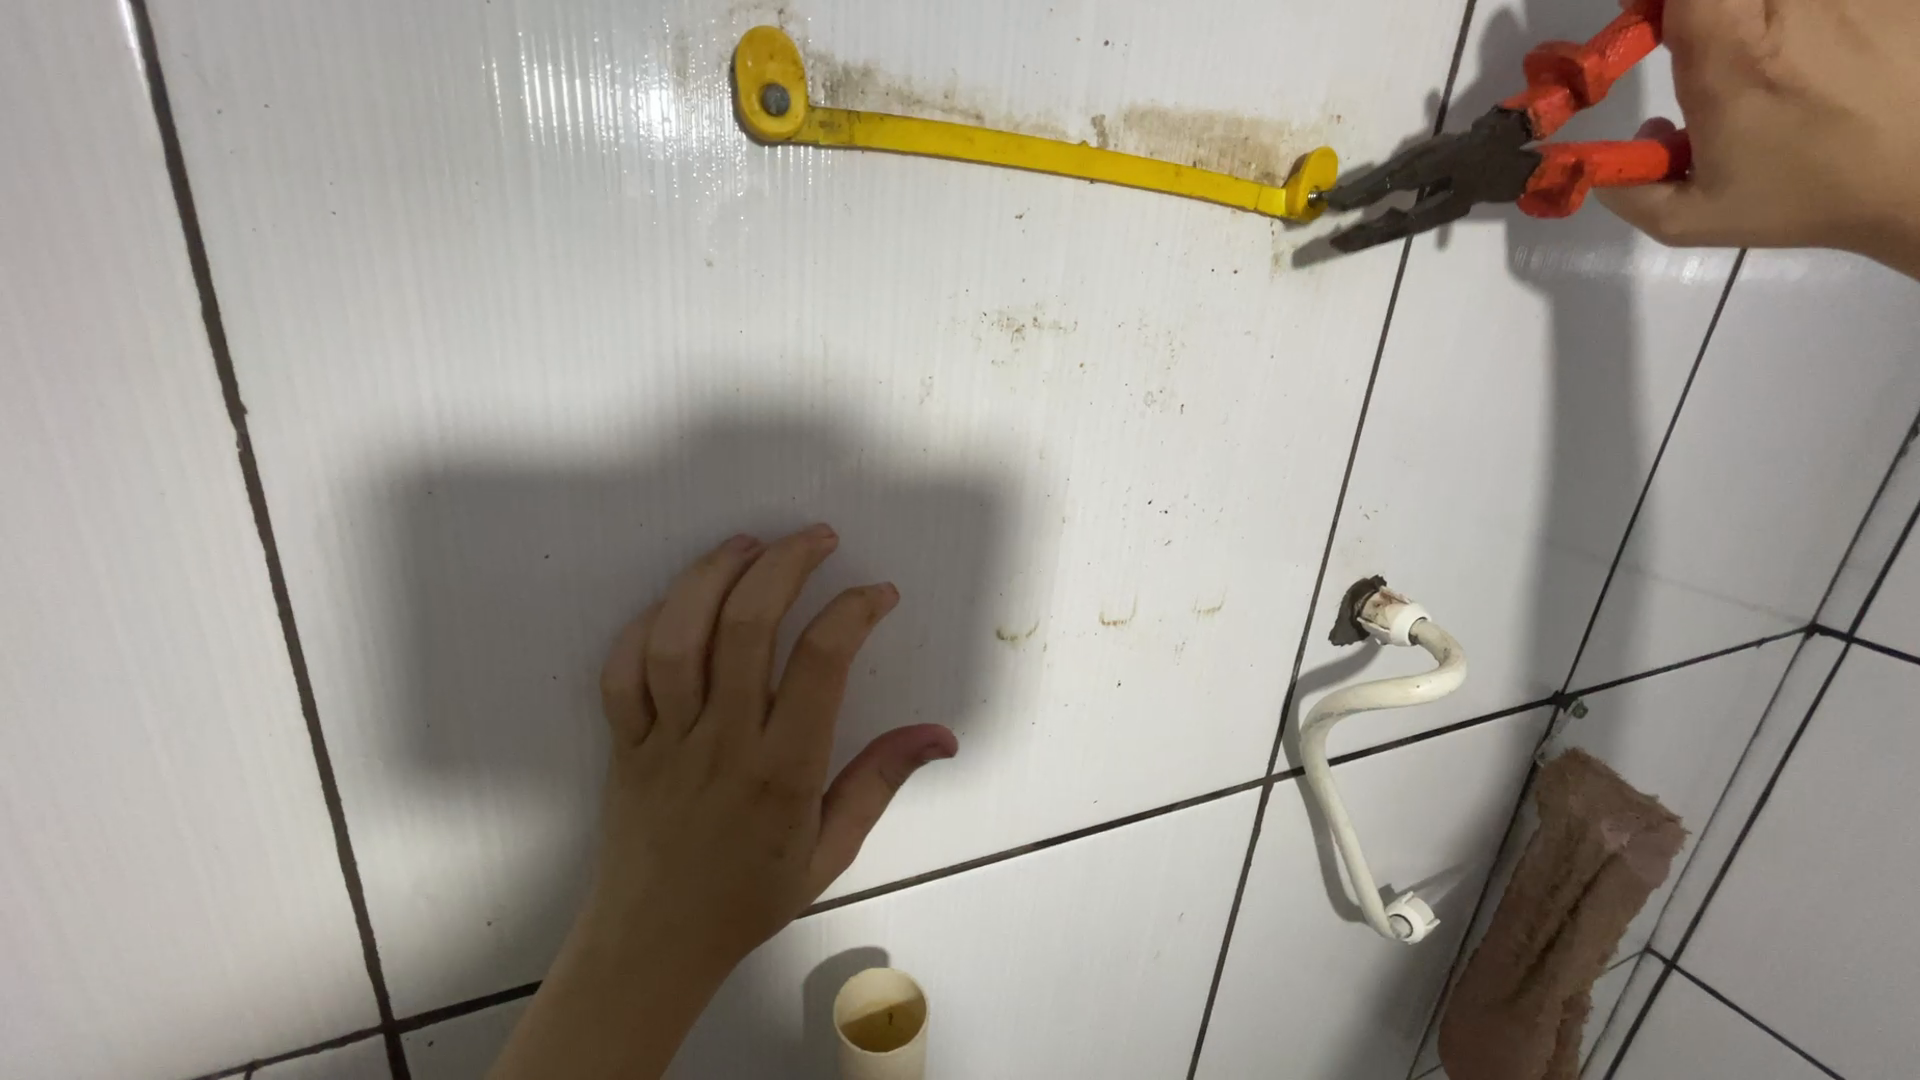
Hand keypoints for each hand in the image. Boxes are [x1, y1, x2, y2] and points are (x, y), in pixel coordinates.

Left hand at [590, 524, 956, 961]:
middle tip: (817, 536)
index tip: (878, 592)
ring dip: (713, 576)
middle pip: (745, 629)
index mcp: (782, 770)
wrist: (652, 946)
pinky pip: (622, 671)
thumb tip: (940, 734)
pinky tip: (681, 598)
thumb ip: (880, 782)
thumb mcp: (831, 852)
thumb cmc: (750, 898)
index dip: (853, 611)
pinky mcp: (624, 742)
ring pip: (679, 637)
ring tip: (749, 542)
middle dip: (785, 566)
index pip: (821, 664)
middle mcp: (721, 742)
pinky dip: (647, 623)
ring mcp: (664, 739)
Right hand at [1599, 0, 1919, 277]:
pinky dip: (1800, 18)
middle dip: (1693, 4)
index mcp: (1734, 60)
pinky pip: (1827, 1)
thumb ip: (1626, 187)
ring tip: (1752, 45)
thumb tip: (1636, 141)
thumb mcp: (1687, 218)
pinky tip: (1807, 48)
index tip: (1639, 16)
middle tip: (1682, 26)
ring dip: (1748, 15)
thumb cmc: (1805, 198)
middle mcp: (1796, 9)